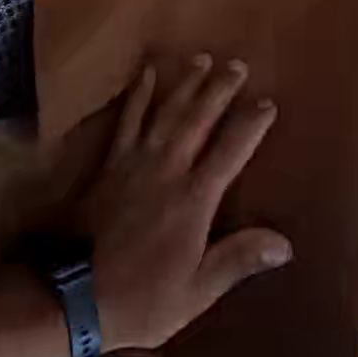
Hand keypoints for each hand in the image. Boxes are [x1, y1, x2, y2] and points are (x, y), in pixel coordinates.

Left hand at [77, 54, 292, 351]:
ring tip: (201, 59)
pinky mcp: (111, 161)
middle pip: (199, 120)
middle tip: (237, 64)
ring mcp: (136, 160)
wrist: (73, 292)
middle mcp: (168, 168)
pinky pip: (128, 119)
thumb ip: (237, 260)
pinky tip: (146, 73)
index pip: (231, 151)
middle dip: (220, 90)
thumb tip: (284, 243)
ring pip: (167, 111)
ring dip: (186, 83)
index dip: (251, 124)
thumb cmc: (141, 297)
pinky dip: (138, 94)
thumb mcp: (195, 291)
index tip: (267, 102)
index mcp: (193, 199)